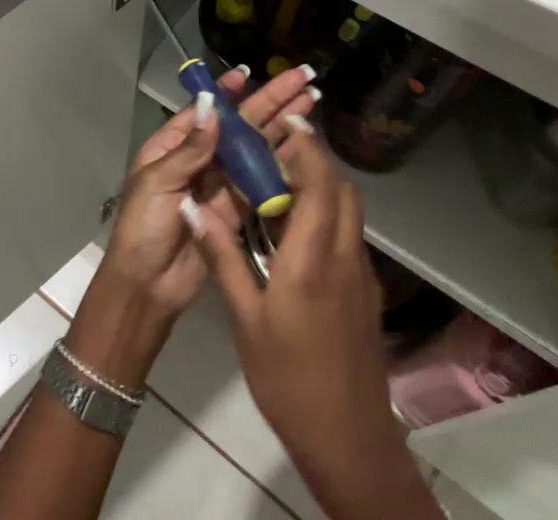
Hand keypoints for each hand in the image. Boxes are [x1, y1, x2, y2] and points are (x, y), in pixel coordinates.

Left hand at [65, 67, 318, 389]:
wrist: (148, 284)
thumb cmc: (144, 227)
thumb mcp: (158, 183)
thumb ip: (189, 149)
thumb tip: (214, 106)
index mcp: (171, 147)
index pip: (206, 111)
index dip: (230, 93)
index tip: (254, 74)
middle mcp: (198, 160)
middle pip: (238, 126)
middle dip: (269, 103)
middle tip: (303, 80)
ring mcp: (219, 184)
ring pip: (255, 149)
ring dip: (281, 128)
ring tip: (312, 104)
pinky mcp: (237, 210)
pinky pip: (261, 182)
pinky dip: (282, 166)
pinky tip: (305, 149)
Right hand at [186, 125, 441, 519]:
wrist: (347, 438)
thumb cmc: (287, 378)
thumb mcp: (244, 318)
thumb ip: (223, 256)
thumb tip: (195, 207)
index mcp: (312, 261)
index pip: (320, 186)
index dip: (307, 147)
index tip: (287, 119)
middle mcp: (345, 259)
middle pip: (344, 192)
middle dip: (316, 160)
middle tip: (276, 147)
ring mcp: (360, 278)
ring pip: (349, 215)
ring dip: (322, 188)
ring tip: (278, 182)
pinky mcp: (363, 296)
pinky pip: (347, 238)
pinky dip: (325, 218)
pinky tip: (291, 233)